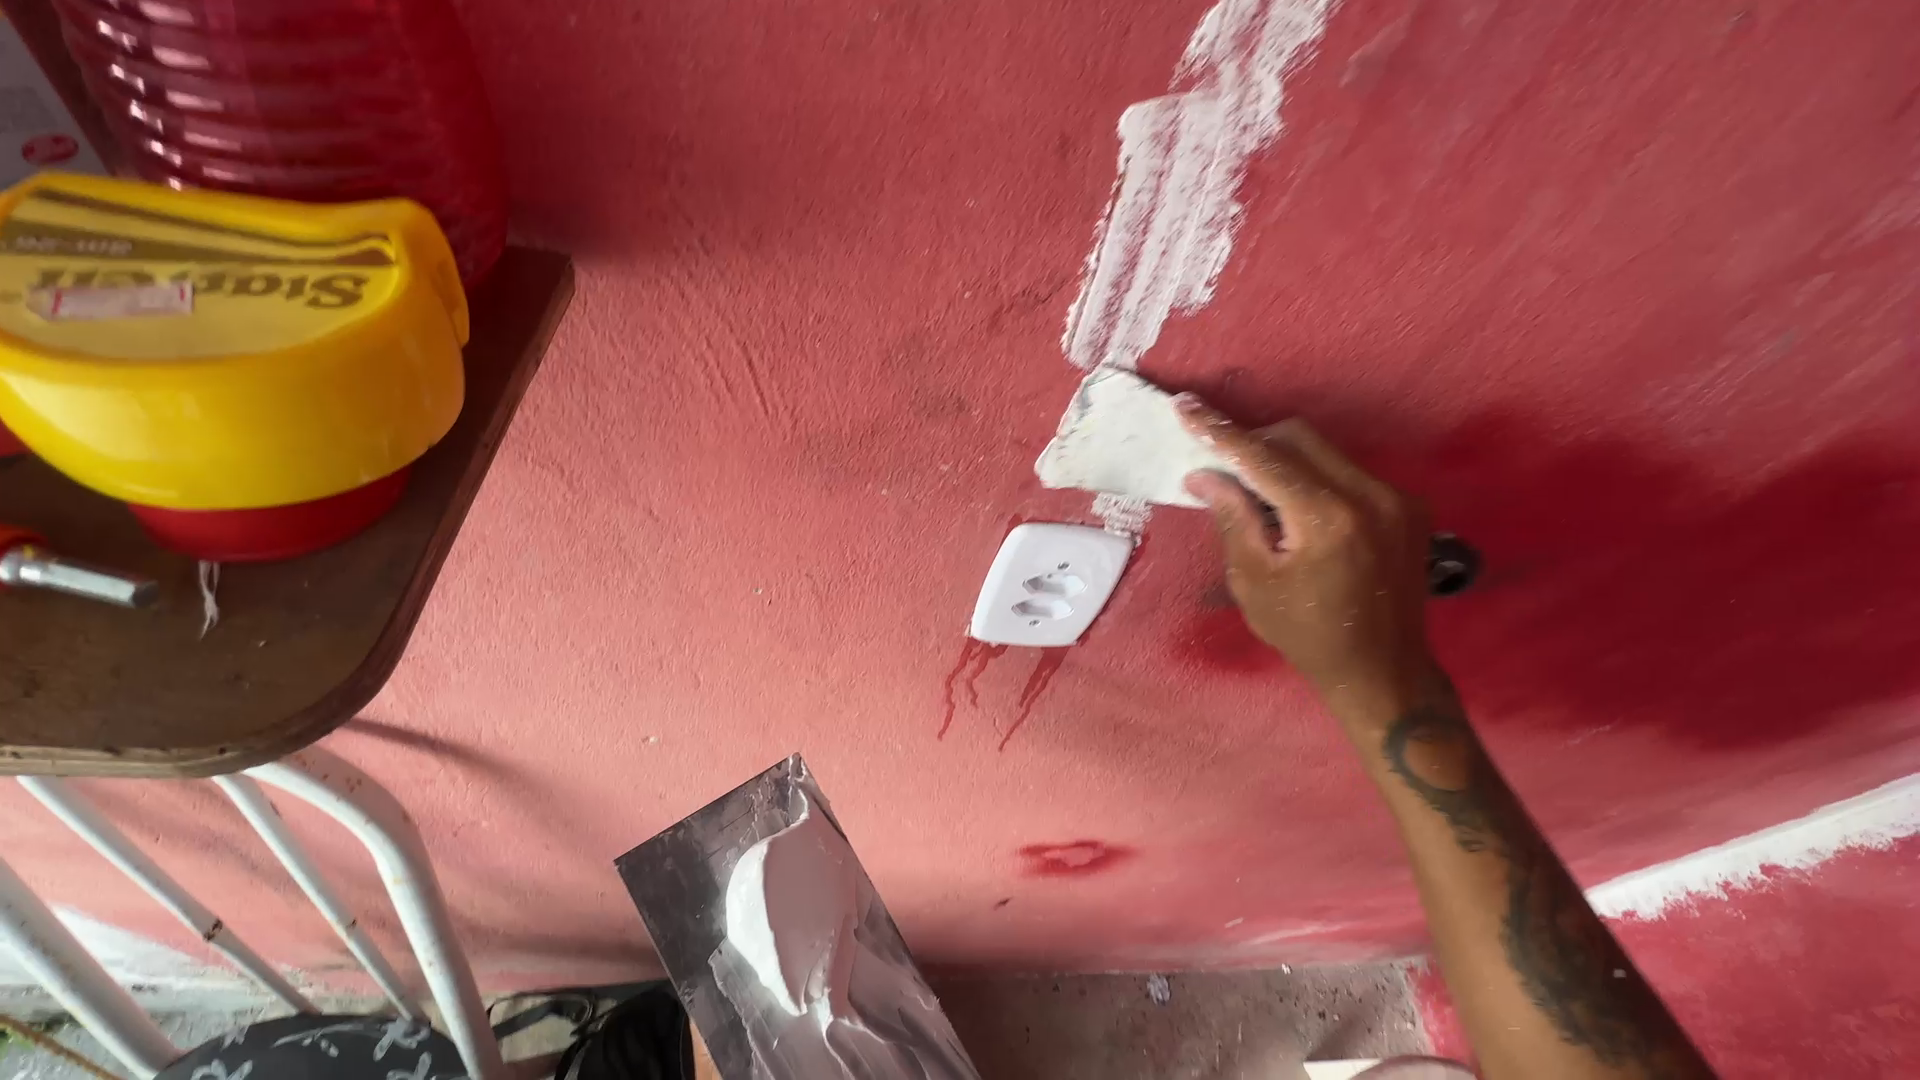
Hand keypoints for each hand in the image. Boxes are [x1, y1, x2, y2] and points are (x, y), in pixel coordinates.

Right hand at [1177, 397, 1440, 714]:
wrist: (1383, 669)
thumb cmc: (1306, 633)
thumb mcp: (1253, 581)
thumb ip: (1232, 518)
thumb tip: (1205, 474)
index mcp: (1327, 518)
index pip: (1264, 457)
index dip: (1220, 431)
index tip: (1186, 407)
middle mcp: (1369, 495)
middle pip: (1299, 438)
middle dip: (1253, 442)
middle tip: (1222, 467)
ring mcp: (1396, 497)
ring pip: (1325, 450)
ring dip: (1283, 459)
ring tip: (1257, 495)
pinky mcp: (1407, 505)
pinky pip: (1347, 470)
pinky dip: (1312, 477)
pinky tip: (1296, 510)